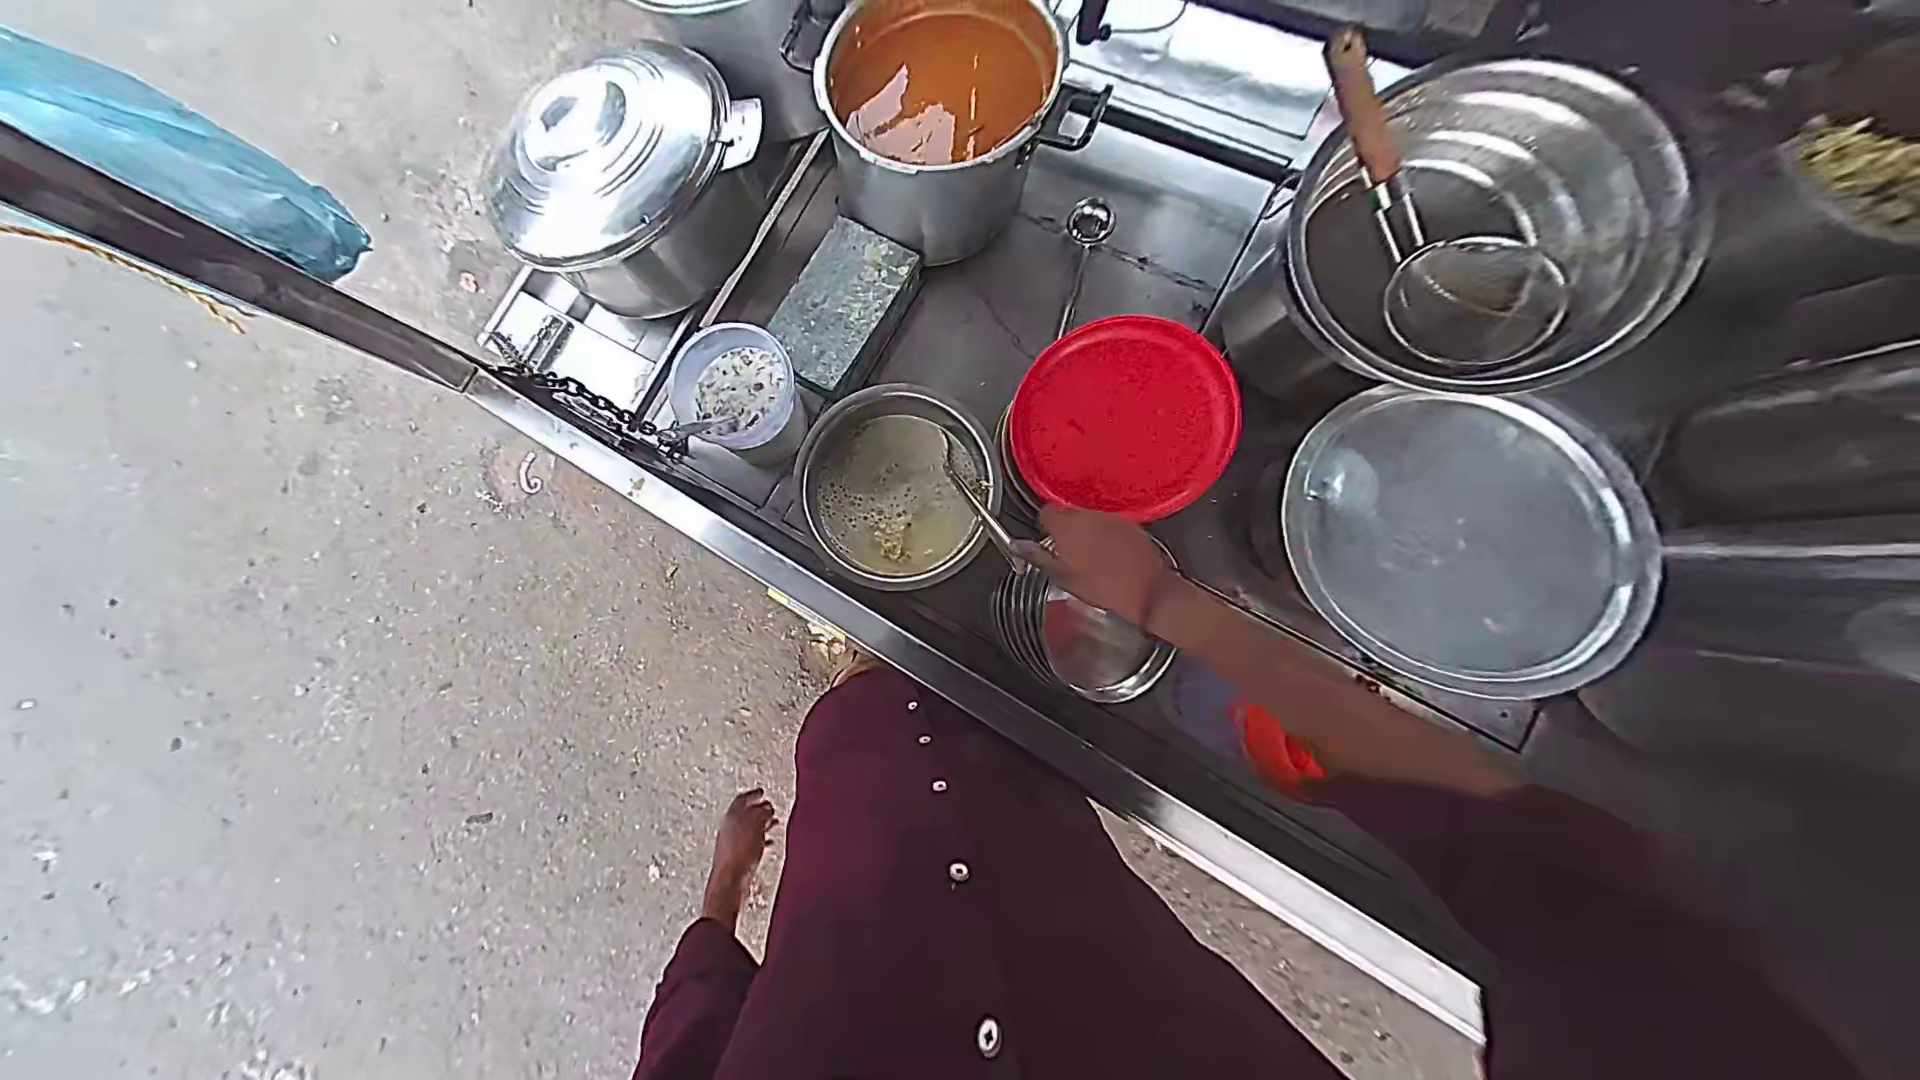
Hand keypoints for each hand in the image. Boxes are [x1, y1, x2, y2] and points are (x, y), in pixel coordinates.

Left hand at [701, 788, 776, 929]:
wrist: (729, 885)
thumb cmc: (740, 855)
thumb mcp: (757, 826)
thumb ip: (762, 813)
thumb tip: (767, 808)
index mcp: (730, 817)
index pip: (742, 799)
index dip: (753, 794)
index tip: (761, 791)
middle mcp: (727, 830)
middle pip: (744, 814)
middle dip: (758, 809)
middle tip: (770, 807)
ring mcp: (730, 846)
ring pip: (748, 829)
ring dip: (761, 825)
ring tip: (773, 824)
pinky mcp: (735, 860)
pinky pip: (750, 844)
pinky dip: (760, 840)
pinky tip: (767, 844)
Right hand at [1011, 505, 1177, 627]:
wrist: (1149, 593)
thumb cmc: (1106, 589)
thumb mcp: (1063, 578)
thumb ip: (1037, 557)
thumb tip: (1019, 547)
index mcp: (1068, 527)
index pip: (1045, 512)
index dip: (1044, 527)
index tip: (1046, 541)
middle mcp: (1090, 516)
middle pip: (1069, 514)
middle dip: (1066, 531)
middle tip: (1067, 556)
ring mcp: (1113, 519)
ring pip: (1090, 519)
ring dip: (1087, 533)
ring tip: (1089, 561)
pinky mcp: (1131, 526)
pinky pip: (1111, 526)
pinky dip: (1107, 537)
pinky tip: (1109, 559)